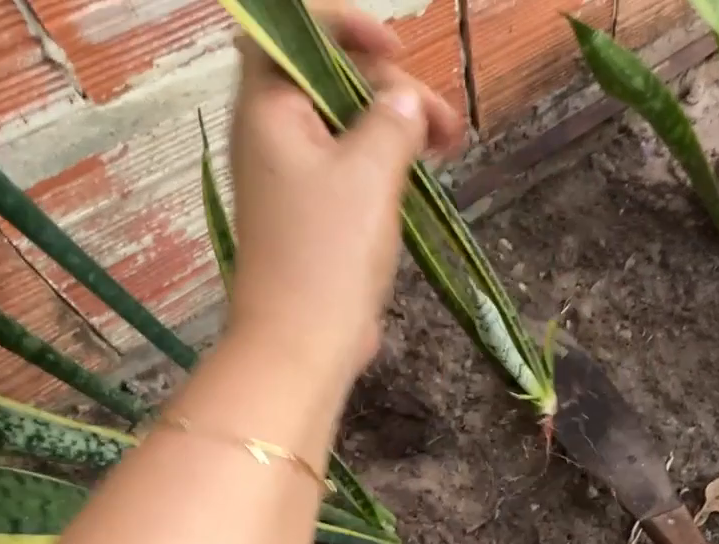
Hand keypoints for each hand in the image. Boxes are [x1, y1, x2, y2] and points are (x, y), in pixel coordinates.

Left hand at [224, 10, 463, 377]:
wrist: (304, 338)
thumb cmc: (329, 251)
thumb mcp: (368, 175)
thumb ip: (390, 123)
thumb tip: (405, 99)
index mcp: (269, 109)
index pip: (288, 31)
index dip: (341, 25)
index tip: (397, 46)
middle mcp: (273, 133)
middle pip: (328, 79)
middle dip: (389, 87)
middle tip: (445, 123)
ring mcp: (294, 176)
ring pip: (345, 124)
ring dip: (395, 125)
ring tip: (449, 146)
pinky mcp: (316, 213)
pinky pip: (350, 164)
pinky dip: (386, 159)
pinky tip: (422, 174)